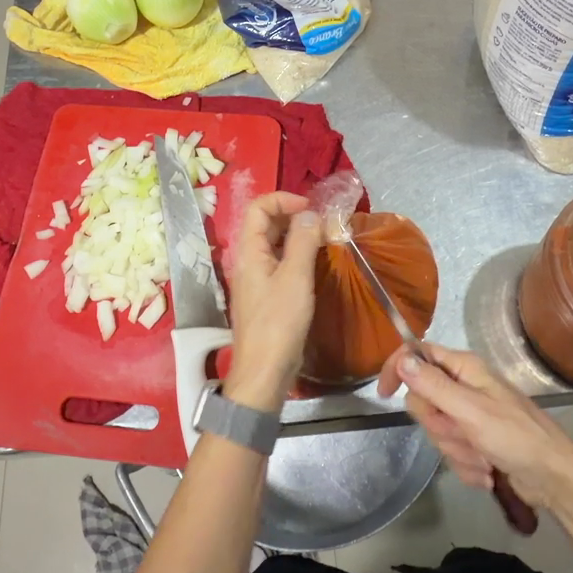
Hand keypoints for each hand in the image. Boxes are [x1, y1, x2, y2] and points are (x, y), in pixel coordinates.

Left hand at [221, 192, 322, 411]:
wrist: (264, 373)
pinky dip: (296, 257)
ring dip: (297, 236)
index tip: (310, 208)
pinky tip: (316, 265)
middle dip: (292, 216)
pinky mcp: (266, 297)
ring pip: (274, 245)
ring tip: (324, 240)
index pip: (258, 208)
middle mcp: (248, 261)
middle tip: (322, 223)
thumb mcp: (295, 278)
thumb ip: (302, 241)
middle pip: (265, 224)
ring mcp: (256, 280)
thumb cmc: (278, 323)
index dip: (282, 199)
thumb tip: (309, 213)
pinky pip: (279, 265)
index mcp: (249, 251)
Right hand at [378, 343, 572, 506]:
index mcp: (464, 368)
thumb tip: (402, 359)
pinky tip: (487, 472)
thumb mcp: (470, 411)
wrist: (554, 479)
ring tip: (482, 459)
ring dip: (456, 450)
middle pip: (423, 399)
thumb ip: (433, 385)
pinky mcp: (475, 442)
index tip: (384, 393)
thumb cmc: (515, 436)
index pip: (417, 355)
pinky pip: (452, 451)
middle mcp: (464, 387)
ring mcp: (470, 415)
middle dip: (439, 426)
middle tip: (460, 433)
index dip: (398, 369)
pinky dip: (467, 465)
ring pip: (437, 430)